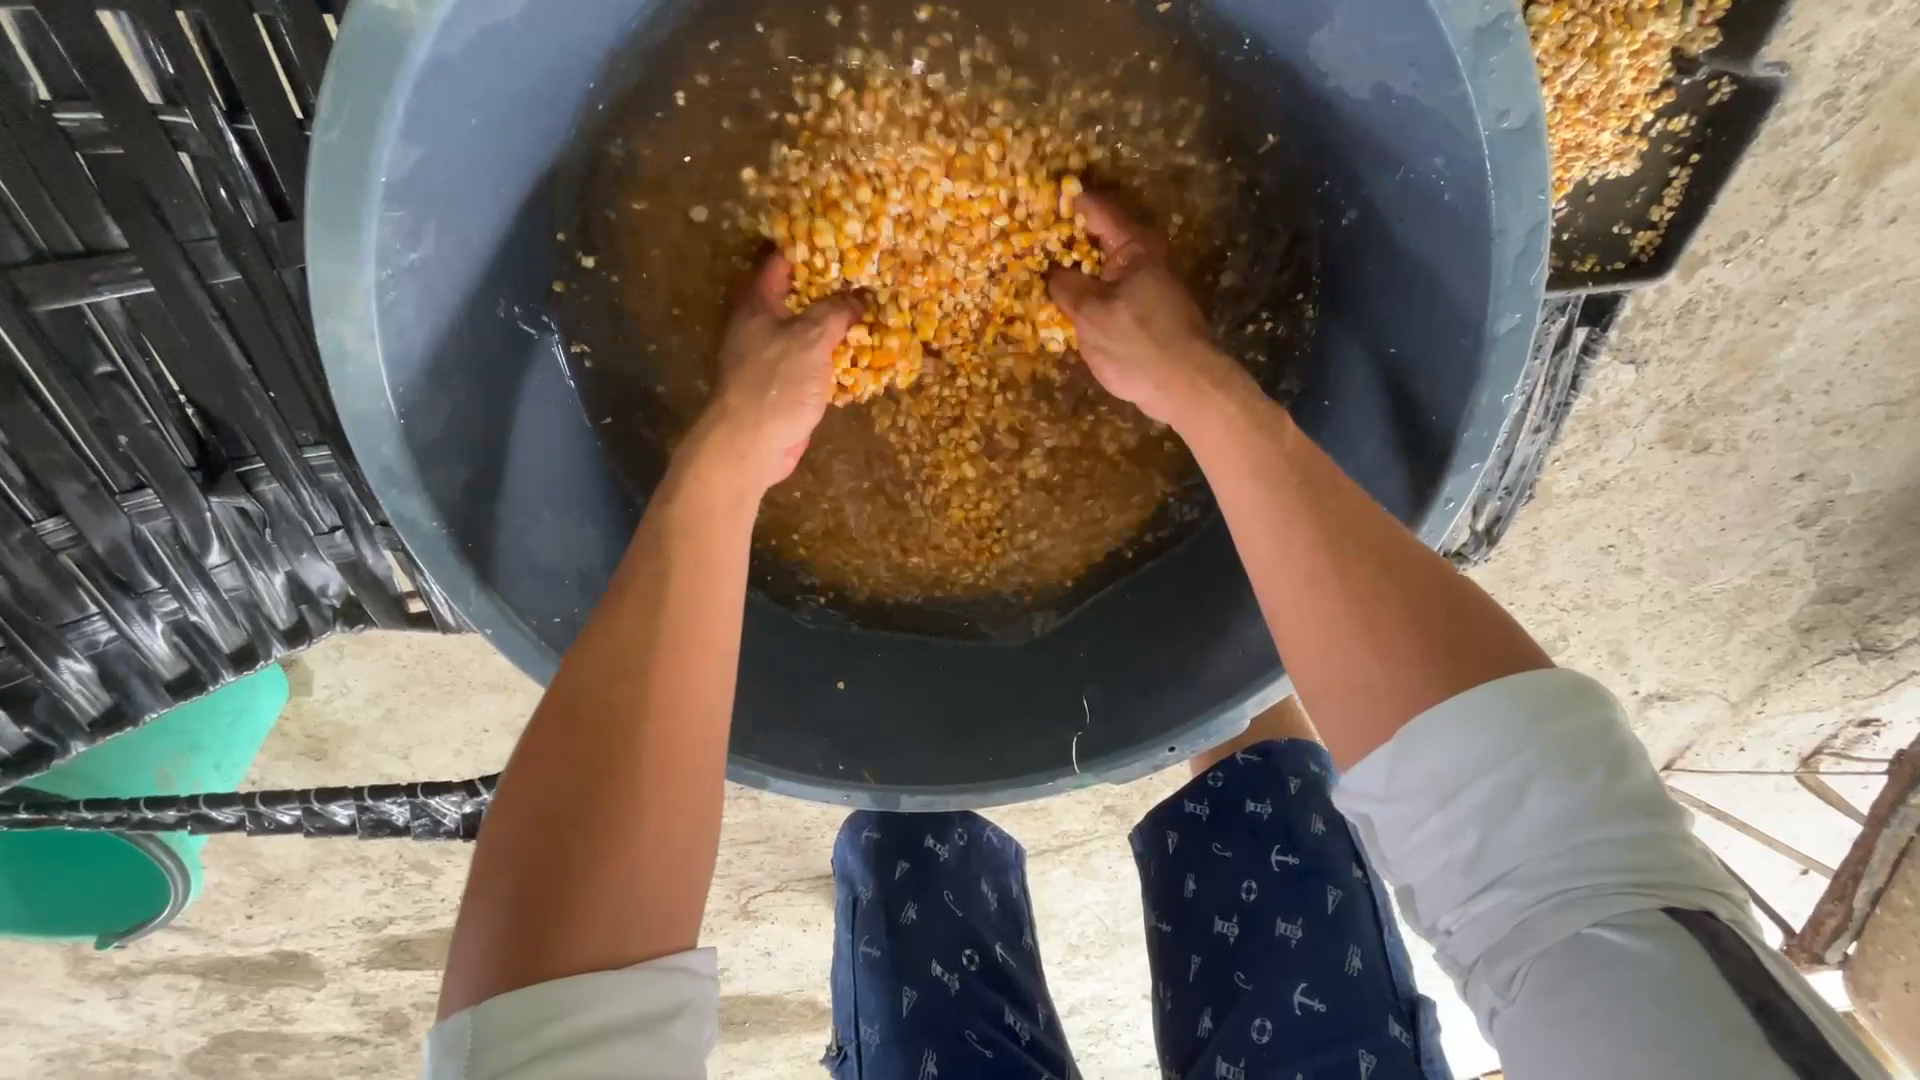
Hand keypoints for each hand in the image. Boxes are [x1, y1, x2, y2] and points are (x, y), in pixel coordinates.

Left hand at [699, 254, 859, 490]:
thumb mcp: (810, 338)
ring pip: (807, 335)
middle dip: (830, 293)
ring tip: (871, 317)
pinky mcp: (782, 388)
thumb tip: (857, 298)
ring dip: (835, 330)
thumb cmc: (775, 383)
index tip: (841, 246)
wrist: (751, 444)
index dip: (808, 251)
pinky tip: (860, 359)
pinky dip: (833, 360)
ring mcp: (770, 359)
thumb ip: (835, 313)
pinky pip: (812, 365)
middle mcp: (760, 327)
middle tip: (866, 284)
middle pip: (796, 300)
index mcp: (758, 305)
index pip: (781, 265)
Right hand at [1048, 194, 1250, 428]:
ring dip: (1077, 270)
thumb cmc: (1136, 344)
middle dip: (1066, 240)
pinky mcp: (1149, 311)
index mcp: (1135, 246)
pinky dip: (1091, 293)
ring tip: (1041, 275)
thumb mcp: (1090, 313)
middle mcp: (1146, 257)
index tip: (1035, 207)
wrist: (1184, 386)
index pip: (1096, 208)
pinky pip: (1112, 291)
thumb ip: (1065, 286)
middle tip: (1030, 245)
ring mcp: (1150, 285)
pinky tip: (1068, 306)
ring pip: (1105, 267)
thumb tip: (1049, 272)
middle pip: (1100, 237)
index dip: (1064, 205)